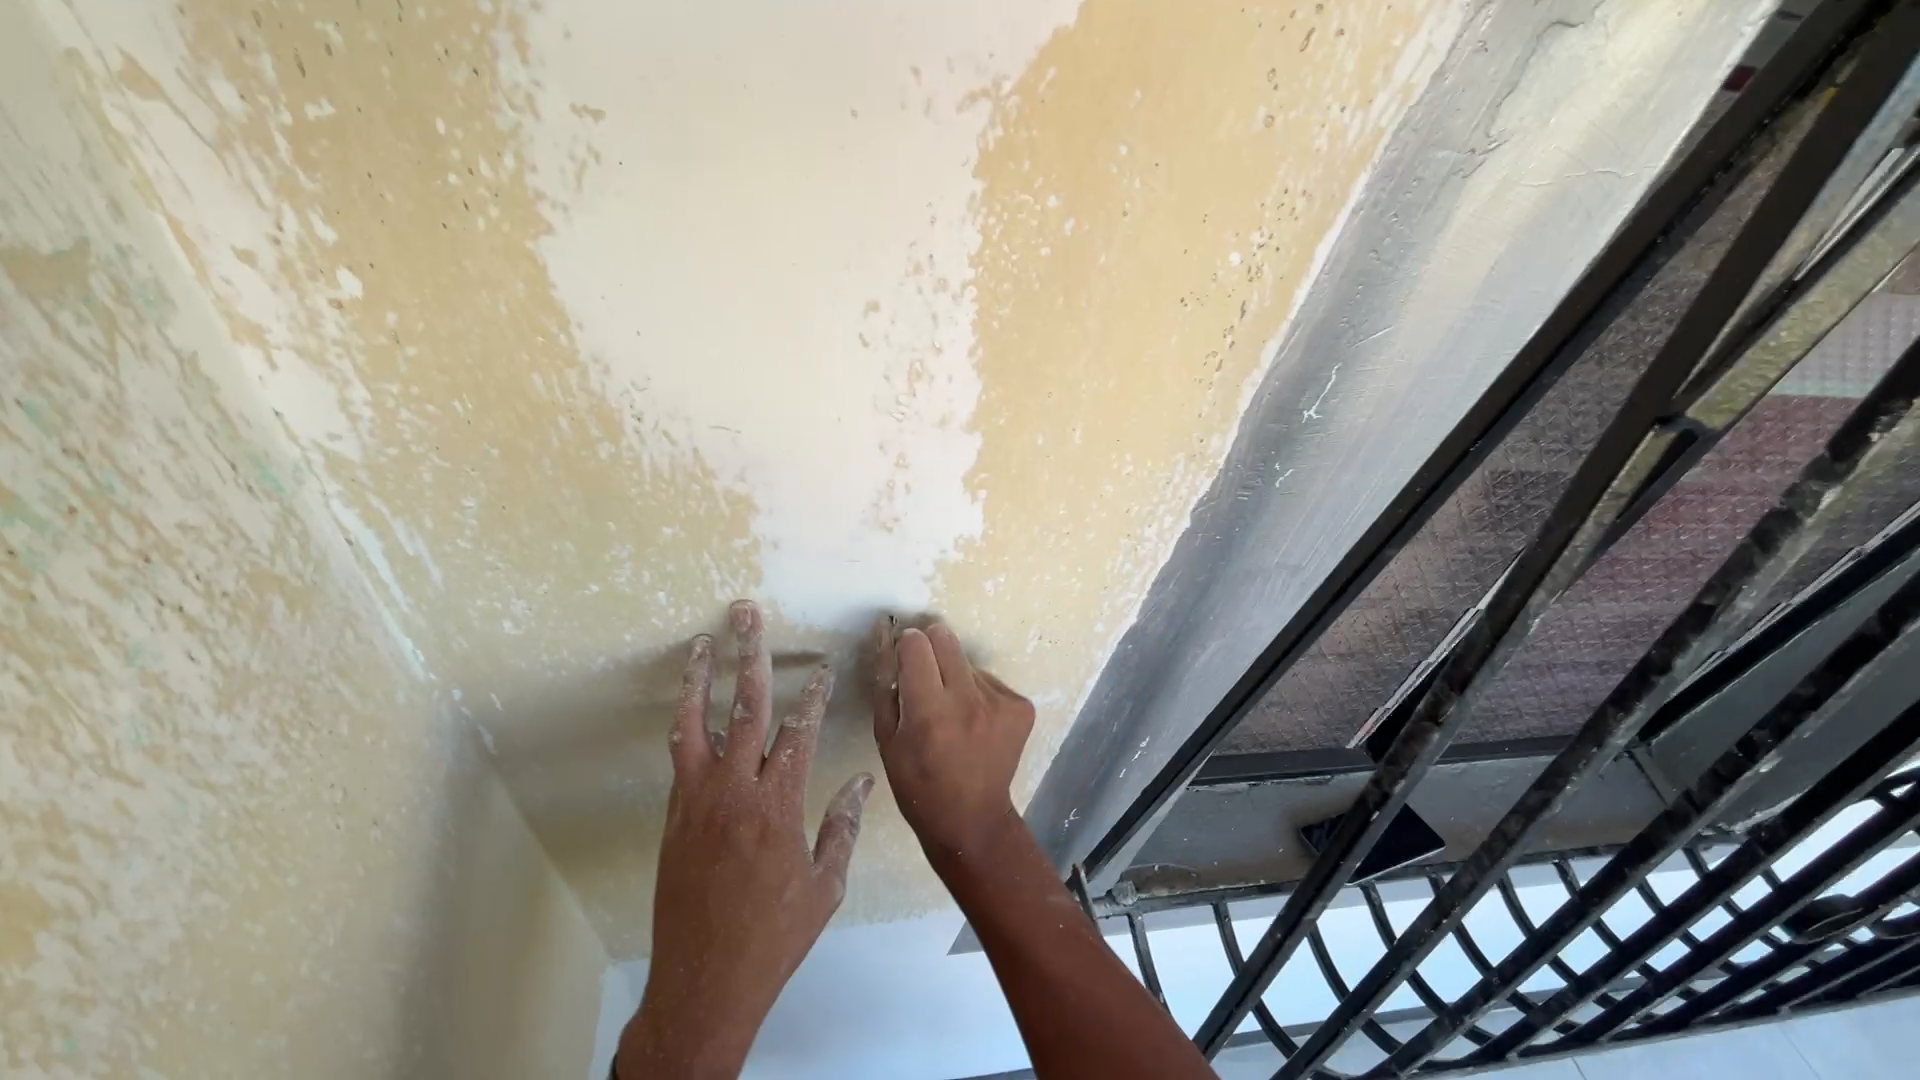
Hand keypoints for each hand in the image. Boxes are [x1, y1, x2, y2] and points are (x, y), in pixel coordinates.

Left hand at [619, 601, 872, 1078]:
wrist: (704, 979)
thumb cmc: (773, 935)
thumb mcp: (824, 886)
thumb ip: (840, 827)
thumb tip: (861, 783)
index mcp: (778, 805)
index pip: (798, 732)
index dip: (812, 695)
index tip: (821, 667)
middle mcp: (734, 791)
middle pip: (744, 709)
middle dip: (748, 656)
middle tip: (745, 615)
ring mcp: (697, 801)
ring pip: (697, 725)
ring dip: (699, 678)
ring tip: (702, 642)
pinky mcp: (675, 816)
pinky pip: (680, 757)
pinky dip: (686, 723)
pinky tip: (690, 707)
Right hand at [870, 616, 1034, 873]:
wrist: (971, 818)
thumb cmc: (918, 783)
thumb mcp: (886, 739)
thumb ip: (885, 685)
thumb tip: (887, 639)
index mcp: (928, 713)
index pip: (916, 644)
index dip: (906, 646)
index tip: (904, 659)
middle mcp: (968, 702)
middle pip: (945, 639)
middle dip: (930, 648)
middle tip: (926, 675)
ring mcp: (1000, 703)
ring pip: (968, 663)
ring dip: (955, 676)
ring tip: (952, 712)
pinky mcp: (1022, 708)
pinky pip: (990, 682)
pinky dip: (978, 694)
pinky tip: (974, 723)